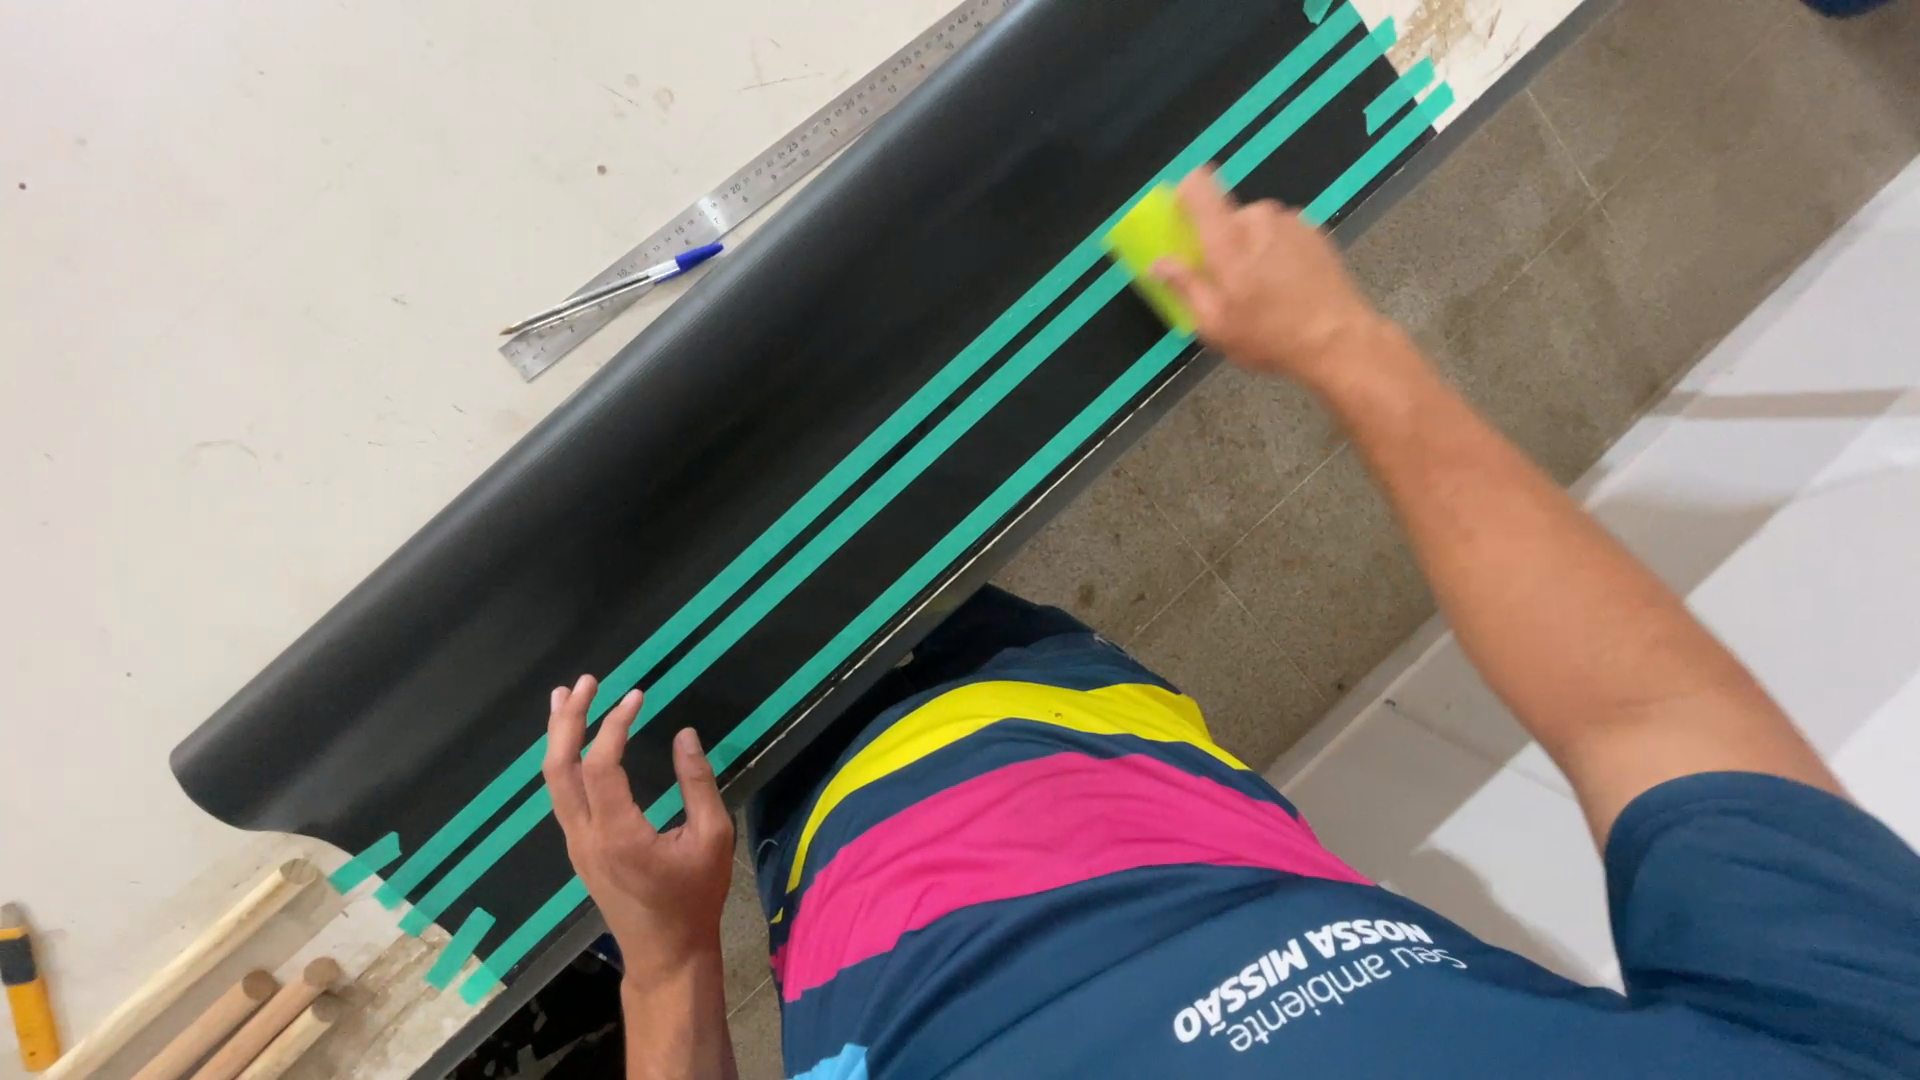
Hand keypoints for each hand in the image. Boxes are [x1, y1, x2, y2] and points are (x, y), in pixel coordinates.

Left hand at [543, 674, 734, 977]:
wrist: (667, 952)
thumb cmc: (696, 896)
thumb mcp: (713, 836)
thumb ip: (698, 783)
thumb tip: (684, 735)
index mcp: (618, 833)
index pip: (601, 765)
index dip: (615, 724)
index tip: (638, 694)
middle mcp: (586, 836)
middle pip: (559, 768)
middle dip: (569, 720)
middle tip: (585, 681)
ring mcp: (577, 844)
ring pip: (553, 782)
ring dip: (559, 736)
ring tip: (566, 697)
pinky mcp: (581, 849)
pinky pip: (562, 795)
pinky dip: (563, 759)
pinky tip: (574, 742)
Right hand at [1153, 167, 1389, 385]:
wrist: (1337, 340)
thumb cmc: (1267, 337)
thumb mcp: (1214, 325)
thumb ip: (1184, 287)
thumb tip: (1158, 263)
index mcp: (1228, 239)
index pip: (1200, 186)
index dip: (1185, 195)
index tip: (1182, 224)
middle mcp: (1259, 218)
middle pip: (1226, 216)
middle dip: (1220, 244)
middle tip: (1228, 286)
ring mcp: (1291, 221)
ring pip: (1254, 226)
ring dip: (1250, 249)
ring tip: (1261, 290)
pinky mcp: (1314, 230)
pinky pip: (1280, 233)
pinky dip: (1275, 252)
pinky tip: (1286, 286)